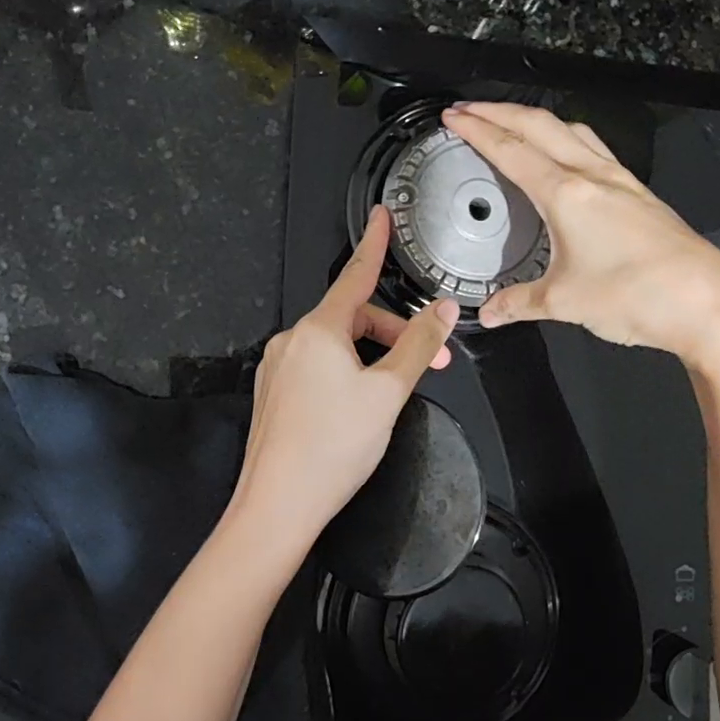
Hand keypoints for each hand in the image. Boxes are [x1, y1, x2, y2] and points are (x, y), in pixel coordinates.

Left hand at [228, 205, 458, 549]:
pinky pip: (319, 369)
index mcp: (318, 330)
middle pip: (353, 319)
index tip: (381, 215)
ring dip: (374, 358)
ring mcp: (278, 368)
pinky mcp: (275, 395)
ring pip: (337, 347)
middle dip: (395, 334)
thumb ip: (420, 346)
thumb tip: (444, 310)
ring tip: (397, 393)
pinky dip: (348, 375)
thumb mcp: (388, 392)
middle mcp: (292, 341)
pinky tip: (361, 408)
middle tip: (434, 364)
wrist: (277, 505)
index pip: (355, 275)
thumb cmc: (333, 446)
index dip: (375, 244)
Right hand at [441, 101, 719, 364]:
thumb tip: (493, 312)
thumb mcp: (565, 302)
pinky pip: (597, 151)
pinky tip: (568, 158)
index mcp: (567, 194)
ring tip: (514, 124)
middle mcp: (595, 178)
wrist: (708, 303)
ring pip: (572, 131)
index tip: (454, 117)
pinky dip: (569, 141)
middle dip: (499, 112)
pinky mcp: (640, 197)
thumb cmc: (643, 295)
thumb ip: (520, 303)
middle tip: (471, 110)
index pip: (511, 150)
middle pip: (540, 125)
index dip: (477, 129)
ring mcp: (622, 183)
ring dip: (536, 120)